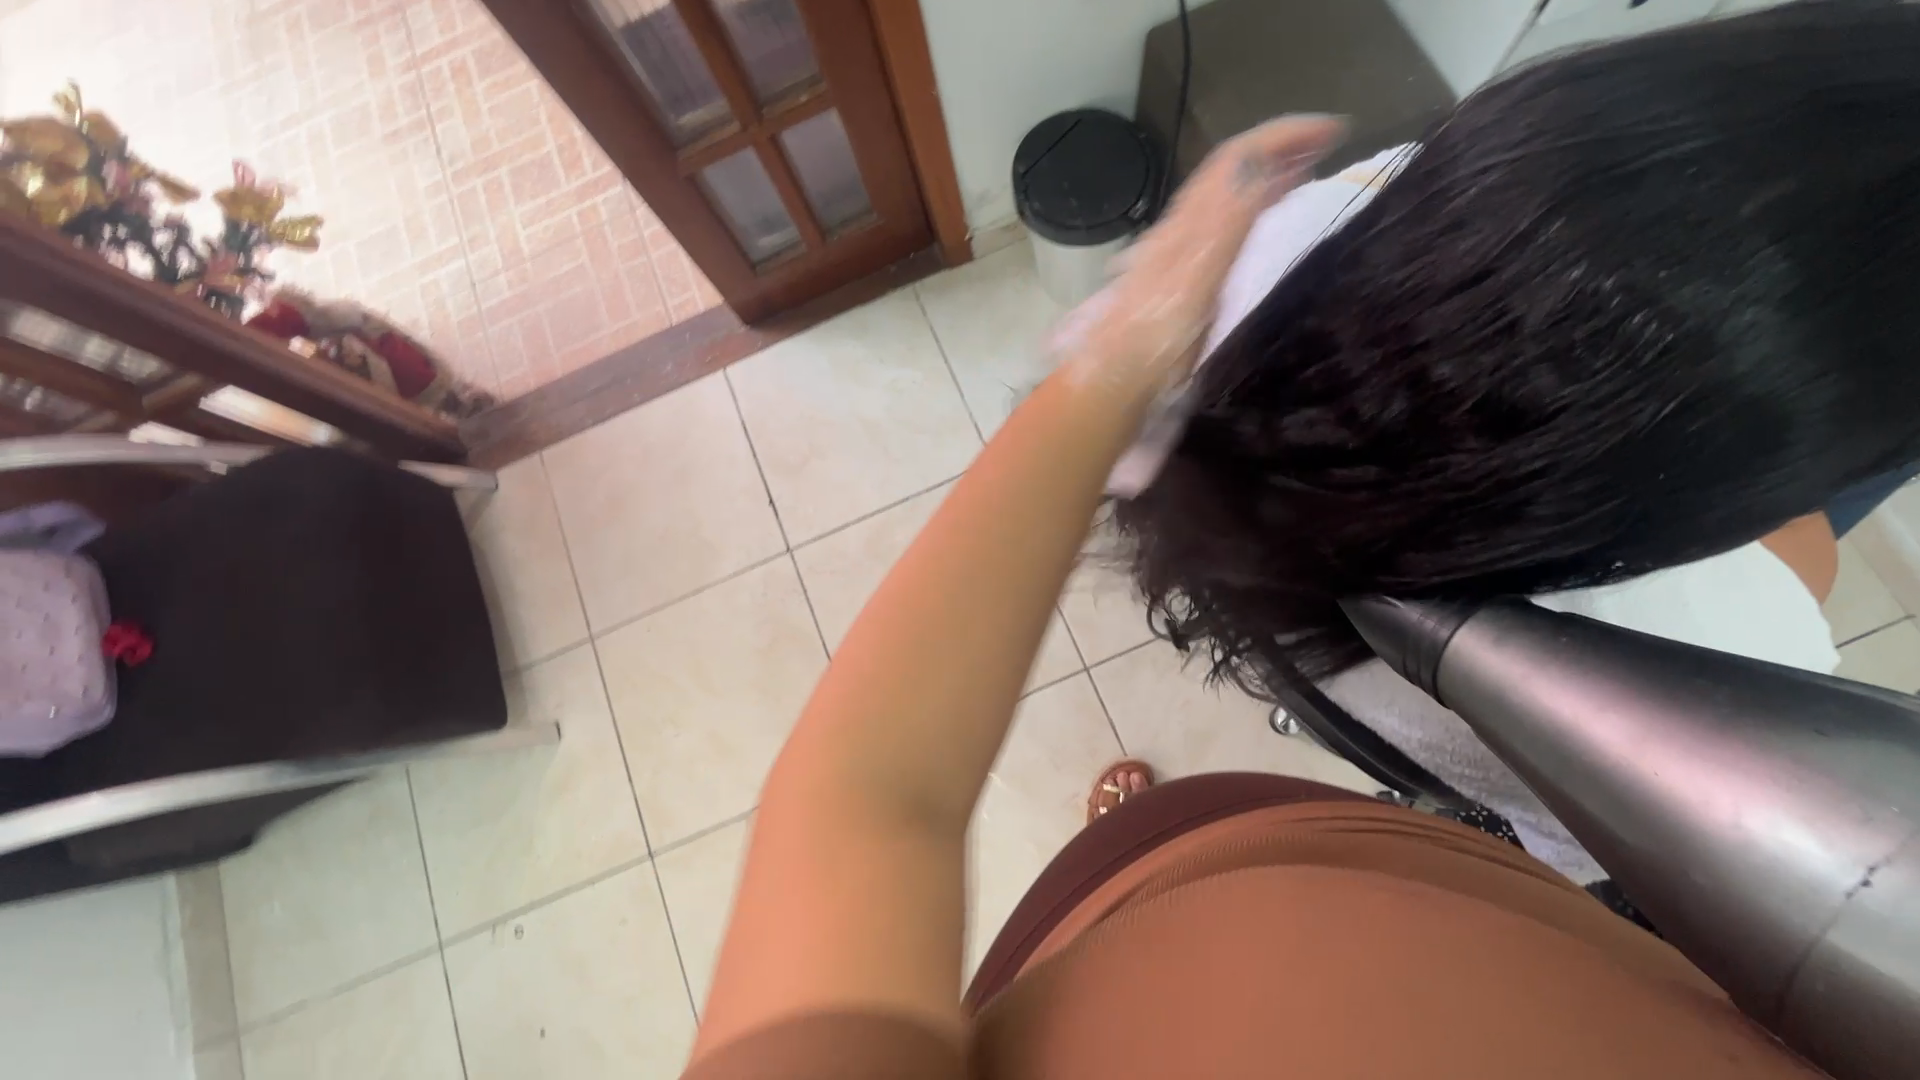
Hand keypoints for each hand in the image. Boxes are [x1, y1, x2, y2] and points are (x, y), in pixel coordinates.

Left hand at [1050, 114, 1347, 406]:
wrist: (1113, 382)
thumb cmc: (1154, 342)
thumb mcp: (1196, 280)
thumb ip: (1226, 225)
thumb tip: (1262, 169)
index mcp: (1189, 226)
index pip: (1236, 160)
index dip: (1283, 137)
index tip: (1333, 130)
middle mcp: (1181, 231)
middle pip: (1230, 173)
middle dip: (1279, 151)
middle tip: (1327, 147)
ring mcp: (1176, 254)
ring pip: (1223, 198)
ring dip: (1265, 177)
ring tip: (1304, 175)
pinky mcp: (1176, 281)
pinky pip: (1217, 228)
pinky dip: (1247, 211)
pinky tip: (1258, 226)